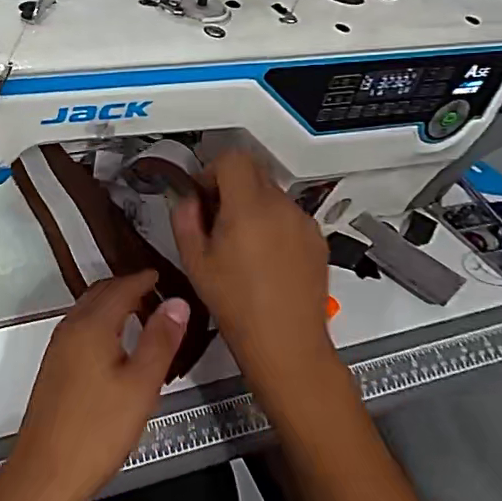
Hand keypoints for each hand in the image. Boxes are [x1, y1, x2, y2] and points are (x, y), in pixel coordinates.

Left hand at [0, 271, 188, 500]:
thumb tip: (177, 302)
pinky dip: (102, 323)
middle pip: (100, 293)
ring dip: (113, 305)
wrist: (46, 473)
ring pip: (88, 310)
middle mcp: (70, 328)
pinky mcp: (55, 368)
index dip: (144, 279)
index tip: (162, 276)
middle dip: (127, 287)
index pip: (121, 287)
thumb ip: (161, 340)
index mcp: (91, 325)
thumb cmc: (97, 431)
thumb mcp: (141, 385)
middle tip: (156, 293)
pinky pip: (81, 329)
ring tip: (142, 315)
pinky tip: (117, 345)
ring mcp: (58, 348)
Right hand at [170, 151, 335, 391]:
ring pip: (272, 195)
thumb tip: (187, 201)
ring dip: (253, 207)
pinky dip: (274, 225)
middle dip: (230, 187)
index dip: (212, 170)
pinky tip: (262, 258)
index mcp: (248, 208)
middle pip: (253, 173)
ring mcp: (303, 223)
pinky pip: (290, 217)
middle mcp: (281, 208)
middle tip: (215, 218)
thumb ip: (185, 219)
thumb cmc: (239, 306)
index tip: (204, 192)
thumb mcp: (194, 261)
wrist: (284, 341)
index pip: (233, 159)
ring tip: (239, 245)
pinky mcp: (316, 240)